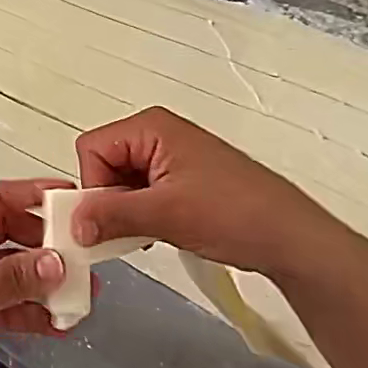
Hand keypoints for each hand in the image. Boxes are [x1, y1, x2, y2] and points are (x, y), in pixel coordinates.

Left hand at [0, 179, 70, 367]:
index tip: (71, 197)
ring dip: (45, 283)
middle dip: (46, 246)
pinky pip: (9, 306)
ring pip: (13, 273)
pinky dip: (32, 313)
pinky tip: (61, 323)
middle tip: (86, 254)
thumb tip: (57, 261)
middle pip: (10, 235)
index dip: (34, 196)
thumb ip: (12, 278)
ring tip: (84, 292)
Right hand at [73, 107, 359, 279]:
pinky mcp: (182, 178)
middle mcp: (157, 134)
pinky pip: (141, 191)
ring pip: (121, 181)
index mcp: (150, 127)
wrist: (293, 240)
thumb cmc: (235, 214)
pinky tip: (159, 232)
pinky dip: (141, 213)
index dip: (93, 184)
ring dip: (126, 210)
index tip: (107, 217)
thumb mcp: (165, 215)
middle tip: (128, 229)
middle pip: (104, 163)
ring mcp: (171, 156)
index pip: (92, 148)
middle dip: (109, 199)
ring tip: (149, 232)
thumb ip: (111, 215)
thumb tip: (73, 224)